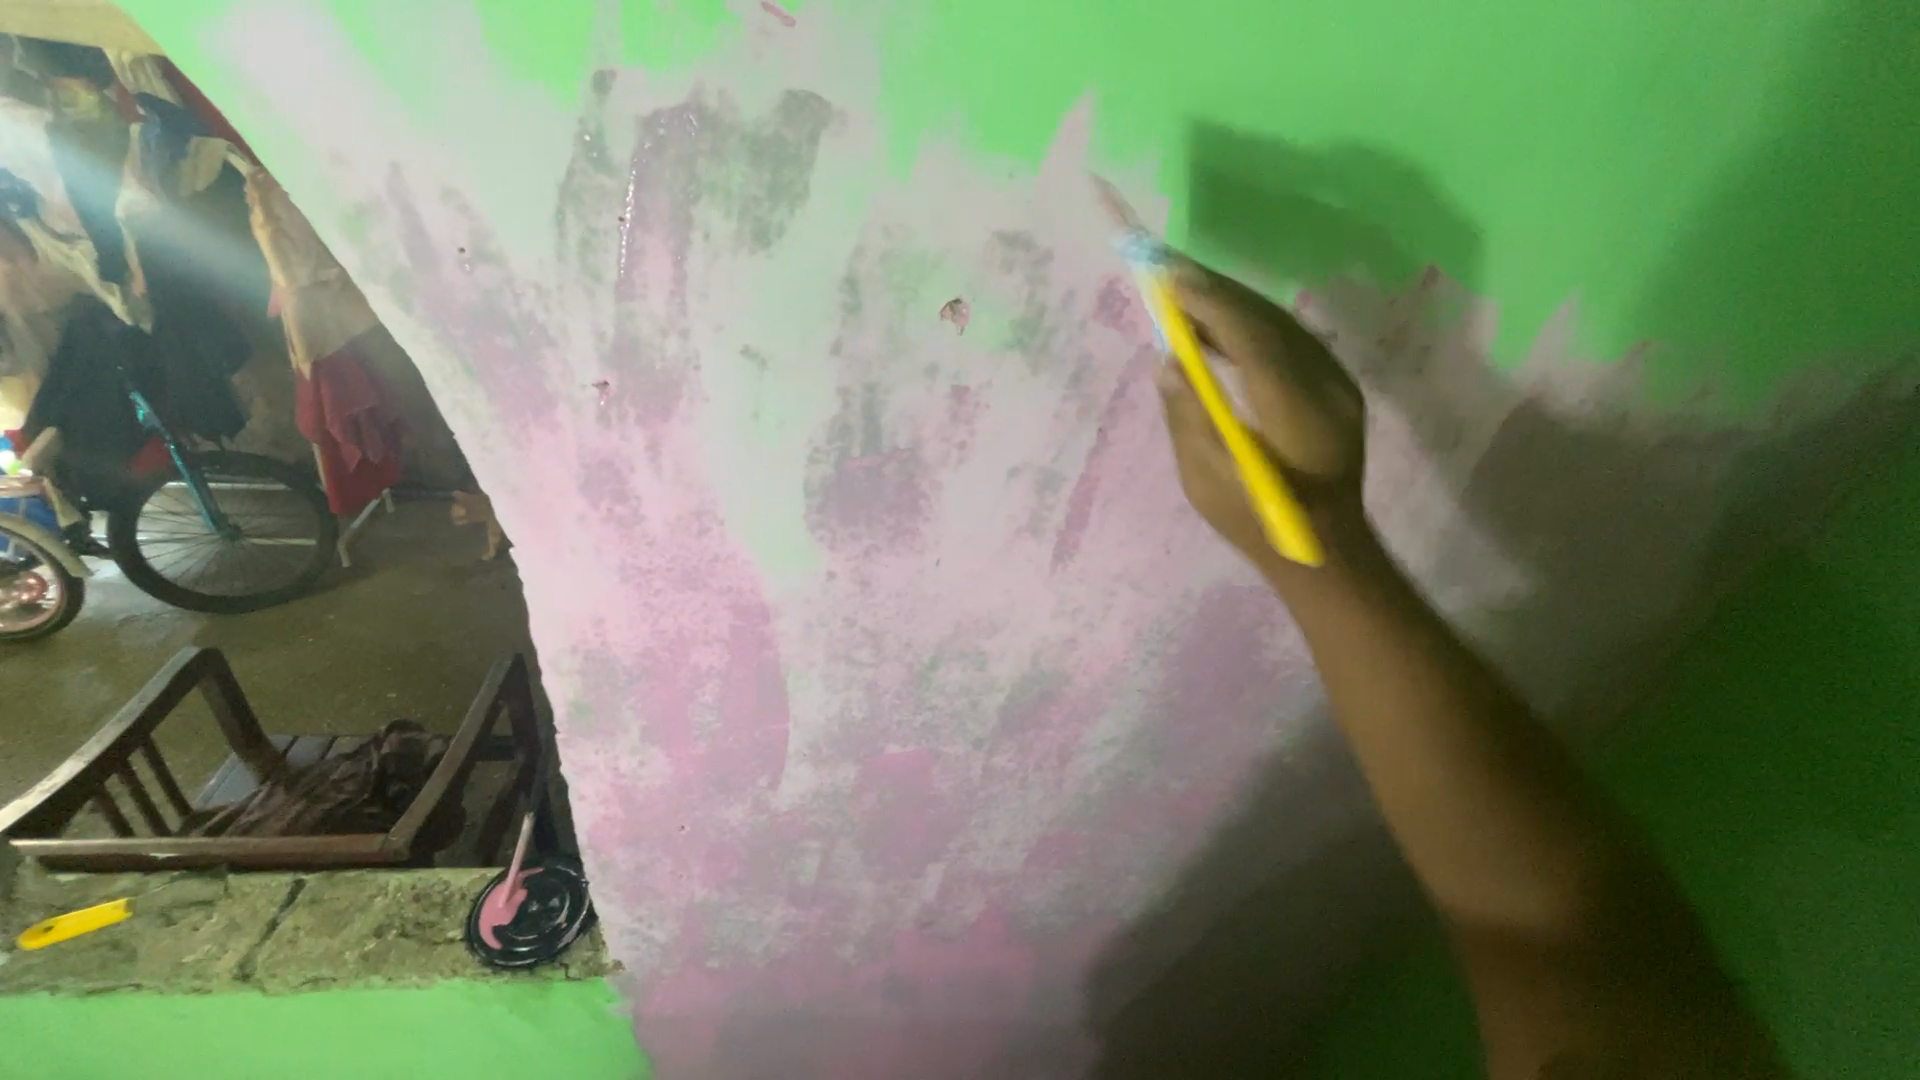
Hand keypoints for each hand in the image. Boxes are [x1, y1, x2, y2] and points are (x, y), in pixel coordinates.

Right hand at [1155, 256, 1367, 570]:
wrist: (1325, 549)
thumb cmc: (1257, 524)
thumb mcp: (1207, 482)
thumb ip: (1189, 418)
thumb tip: (1168, 363)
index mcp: (1295, 415)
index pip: (1253, 340)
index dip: (1211, 306)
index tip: (1169, 281)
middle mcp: (1327, 388)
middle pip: (1270, 322)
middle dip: (1219, 292)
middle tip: (1171, 272)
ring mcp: (1339, 386)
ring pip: (1284, 325)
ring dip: (1234, 305)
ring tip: (1188, 292)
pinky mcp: (1337, 388)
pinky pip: (1292, 342)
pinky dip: (1252, 326)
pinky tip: (1220, 325)